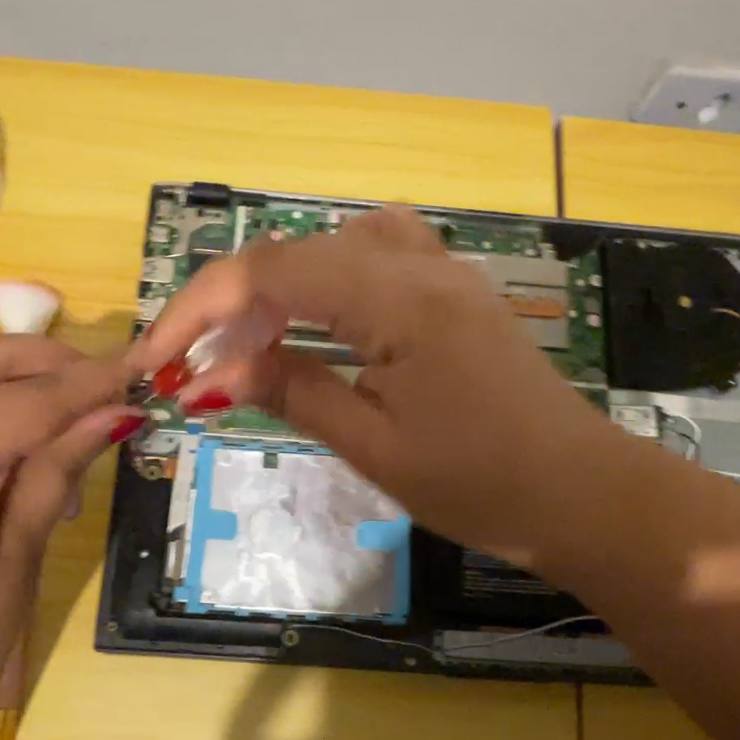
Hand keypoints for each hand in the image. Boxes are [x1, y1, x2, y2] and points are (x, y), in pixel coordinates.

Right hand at [133, 206, 632, 572]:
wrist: (582, 495)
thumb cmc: (482, 484)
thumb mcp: (374, 446)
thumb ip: (293, 392)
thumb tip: (213, 372)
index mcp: (399, 297)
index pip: (274, 270)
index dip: (201, 307)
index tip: (158, 358)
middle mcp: (422, 264)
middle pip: (302, 251)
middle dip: (236, 302)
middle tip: (200, 366)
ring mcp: (446, 272)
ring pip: (340, 244)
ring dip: (286, 284)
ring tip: (258, 344)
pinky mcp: (457, 294)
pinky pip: (380, 258)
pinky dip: (333, 281)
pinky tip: (322, 326)